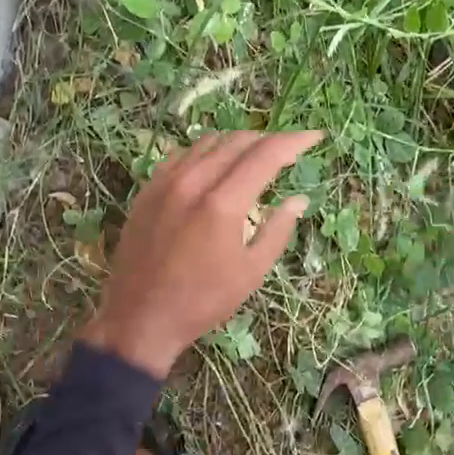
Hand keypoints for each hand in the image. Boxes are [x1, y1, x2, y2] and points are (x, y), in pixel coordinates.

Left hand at [78, 130, 323, 378]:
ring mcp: (166, 182)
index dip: (293, 141)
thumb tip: (299, 199)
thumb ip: (278, 230)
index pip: (265, 155)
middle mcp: (193, 182)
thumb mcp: (250, 272)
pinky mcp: (148, 189)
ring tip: (254, 155)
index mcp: (222, 204)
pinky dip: (206, 152)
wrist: (139, 318)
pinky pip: (182, 155)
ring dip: (237, 142)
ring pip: (208, 142)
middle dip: (268, 139)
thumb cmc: (202, 301)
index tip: (314, 136)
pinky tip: (214, 165)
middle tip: (288, 150)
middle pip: (237, 141)